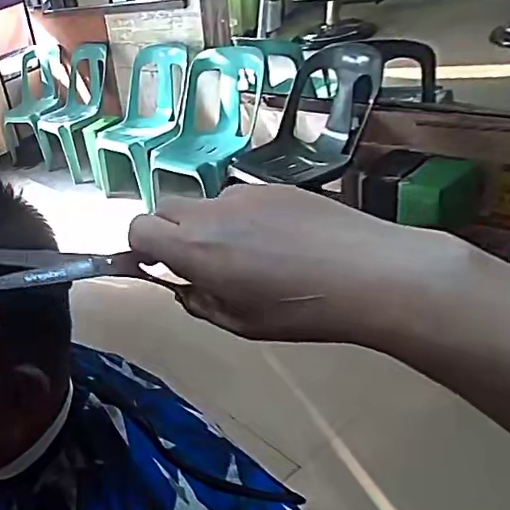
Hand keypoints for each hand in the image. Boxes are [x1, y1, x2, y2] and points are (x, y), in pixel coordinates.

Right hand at [127, 185, 477, 344]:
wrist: (371, 273)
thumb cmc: (302, 309)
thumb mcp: (240, 323)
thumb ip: (198, 302)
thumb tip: (183, 287)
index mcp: (194, 248)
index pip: (138, 228)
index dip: (141, 247)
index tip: (159, 266)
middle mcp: (212, 212)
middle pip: (166, 208)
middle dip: (171, 233)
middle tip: (201, 263)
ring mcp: (245, 194)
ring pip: (206, 205)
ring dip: (210, 226)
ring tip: (252, 255)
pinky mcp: (275, 187)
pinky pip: (242, 200)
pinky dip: (244, 218)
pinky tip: (281, 242)